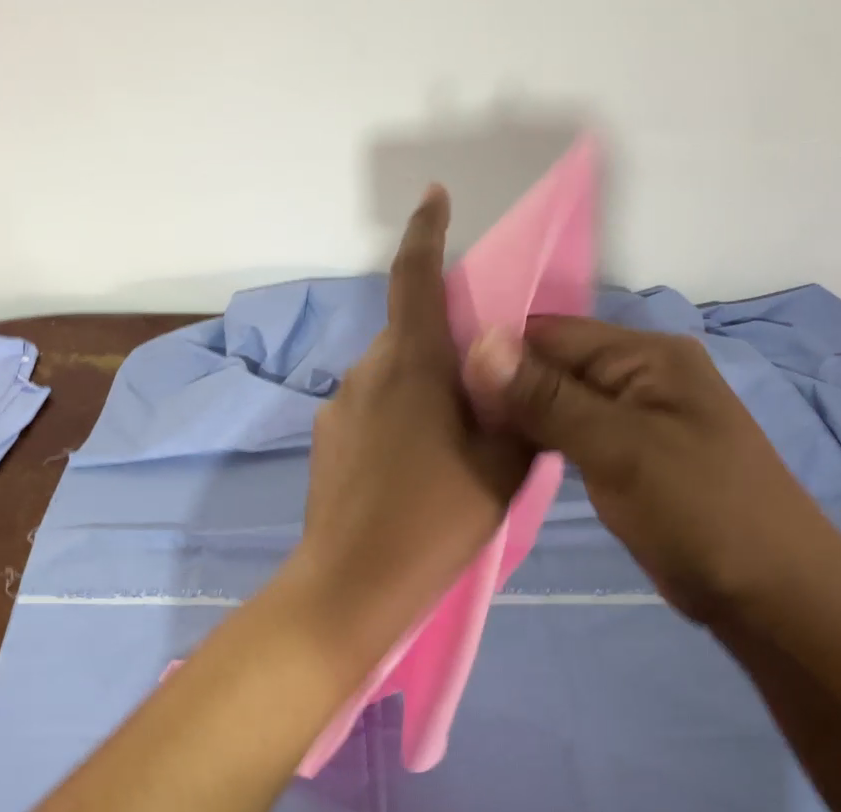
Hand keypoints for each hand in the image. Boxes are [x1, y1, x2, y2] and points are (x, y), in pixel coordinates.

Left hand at [291, 186, 530, 650]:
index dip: (427, 233)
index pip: (414, 278)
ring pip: (391, 376)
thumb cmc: (436, 521)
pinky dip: (398, 418)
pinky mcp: (326, 443)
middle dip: (446, 343)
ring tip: (454, 443)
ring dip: (423, 388)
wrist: (353, 583)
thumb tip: (510, 362)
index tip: (435, 199)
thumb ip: (515, 403)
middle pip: (410, 335)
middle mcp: (366, 373)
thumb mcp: (503, 463)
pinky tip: (415, 470)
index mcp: (412, 365)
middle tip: (485, 388)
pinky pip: (371, 410)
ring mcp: (338, 410)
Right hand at [464, 316, 840, 623]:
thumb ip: (547, 397)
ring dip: (513, 415)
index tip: (433, 377)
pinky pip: (570, 435)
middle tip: (436, 414)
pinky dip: (536, 442)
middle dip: (499, 383)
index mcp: (647, 356)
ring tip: (454, 432)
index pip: (550, 332)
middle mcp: (640, 376)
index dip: (493, 348)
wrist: (767, 589)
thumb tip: (480, 343)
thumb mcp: (618, 448)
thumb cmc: (698, 509)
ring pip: (557, 402)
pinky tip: (499, 455)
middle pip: (552, 365)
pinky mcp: (627, 458)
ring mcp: (635, 420)